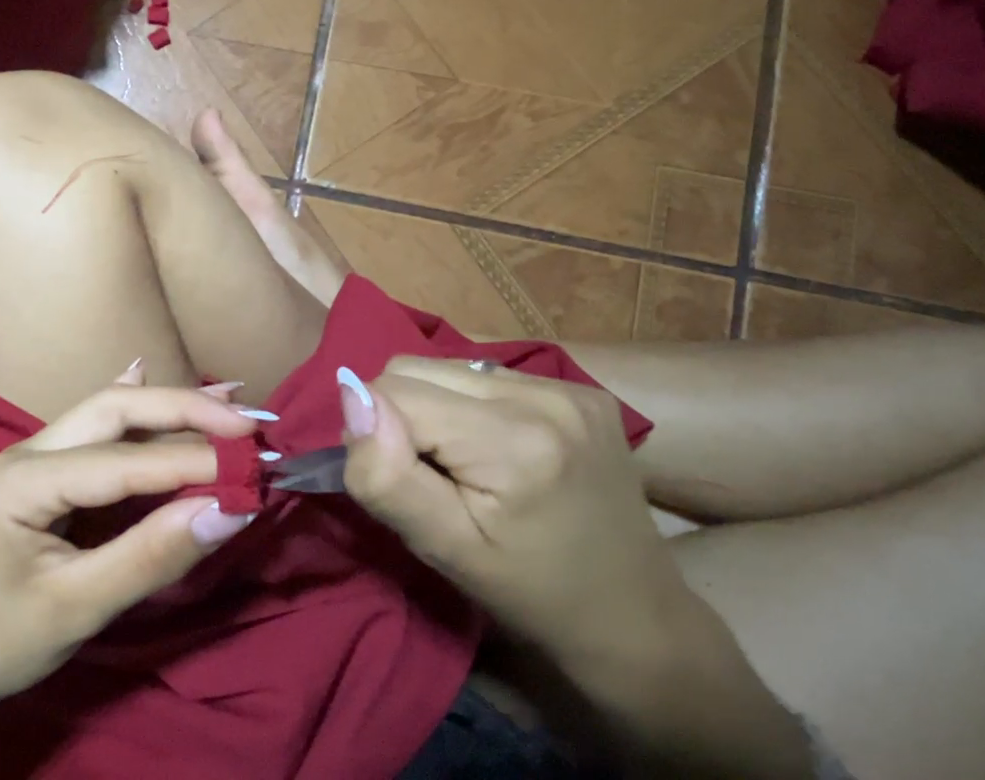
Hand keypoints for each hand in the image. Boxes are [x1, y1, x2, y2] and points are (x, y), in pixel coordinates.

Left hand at [0, 368, 261, 710]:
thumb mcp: (78, 607)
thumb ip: (151, 555)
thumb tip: (229, 510)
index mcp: (18, 482)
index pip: (119, 460)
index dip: (190, 458)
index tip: (252, 463)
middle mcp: (20, 453)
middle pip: (110, 411)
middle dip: (181, 411)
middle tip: (247, 422)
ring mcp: (26, 459)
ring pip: (104, 419)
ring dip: (166, 414)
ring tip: (227, 408)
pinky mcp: (38, 476)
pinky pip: (93, 439)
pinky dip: (138, 426)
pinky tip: (150, 382)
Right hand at [338, 358, 691, 664]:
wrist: (633, 617)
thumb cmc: (529, 595)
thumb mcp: (444, 551)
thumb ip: (388, 476)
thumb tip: (351, 397)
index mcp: (513, 438)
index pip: (393, 392)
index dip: (379, 437)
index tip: (406, 488)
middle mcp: (543, 392)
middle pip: (415, 368)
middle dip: (399, 416)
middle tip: (431, 480)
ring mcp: (569, 385)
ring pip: (445, 367)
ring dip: (432, 408)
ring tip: (464, 466)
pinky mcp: (581, 389)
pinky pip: (483, 375)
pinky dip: (467, 406)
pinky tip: (496, 451)